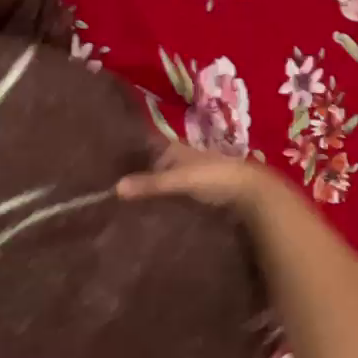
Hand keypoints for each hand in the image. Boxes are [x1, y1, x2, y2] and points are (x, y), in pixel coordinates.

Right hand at [116, 143, 291, 213]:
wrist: (250, 192)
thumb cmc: (214, 178)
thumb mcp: (178, 180)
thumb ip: (150, 184)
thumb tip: (114, 188)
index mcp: (174, 148)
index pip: (145, 146)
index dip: (129, 154)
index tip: (107, 165)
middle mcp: (180, 158)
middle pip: (153, 164)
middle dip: (137, 175)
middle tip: (113, 190)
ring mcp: (191, 175)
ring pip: (164, 180)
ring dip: (151, 189)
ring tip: (127, 204)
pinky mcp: (200, 192)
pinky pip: (174, 194)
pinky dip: (164, 200)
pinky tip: (153, 211)